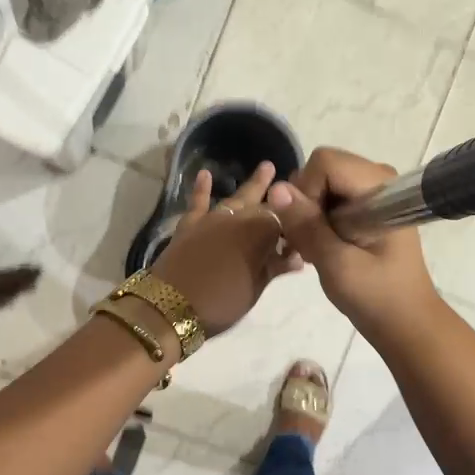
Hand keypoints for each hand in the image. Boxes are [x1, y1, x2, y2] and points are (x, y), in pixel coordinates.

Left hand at [149, 161, 303, 335]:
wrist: (171, 306)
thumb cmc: (222, 302)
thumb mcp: (254, 289)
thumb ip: (274, 268)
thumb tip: (297, 257)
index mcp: (260, 233)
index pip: (284, 220)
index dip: (294, 222)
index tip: (303, 226)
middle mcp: (239, 218)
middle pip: (263, 204)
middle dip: (278, 196)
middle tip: (294, 182)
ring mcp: (212, 219)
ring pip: (236, 199)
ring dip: (252, 185)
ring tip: (266, 168)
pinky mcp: (190, 225)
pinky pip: (197, 202)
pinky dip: (202, 187)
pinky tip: (205, 173)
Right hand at [267, 147, 438, 335]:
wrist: (406, 322)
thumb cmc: (376, 297)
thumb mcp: (336, 264)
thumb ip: (307, 225)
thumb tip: (276, 189)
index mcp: (380, 188)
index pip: (325, 163)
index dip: (306, 192)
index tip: (308, 230)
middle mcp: (379, 180)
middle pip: (322, 170)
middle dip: (307, 205)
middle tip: (310, 246)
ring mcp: (374, 193)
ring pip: (323, 186)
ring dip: (311, 217)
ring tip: (317, 252)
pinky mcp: (368, 208)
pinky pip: (332, 199)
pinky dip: (320, 222)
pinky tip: (323, 250)